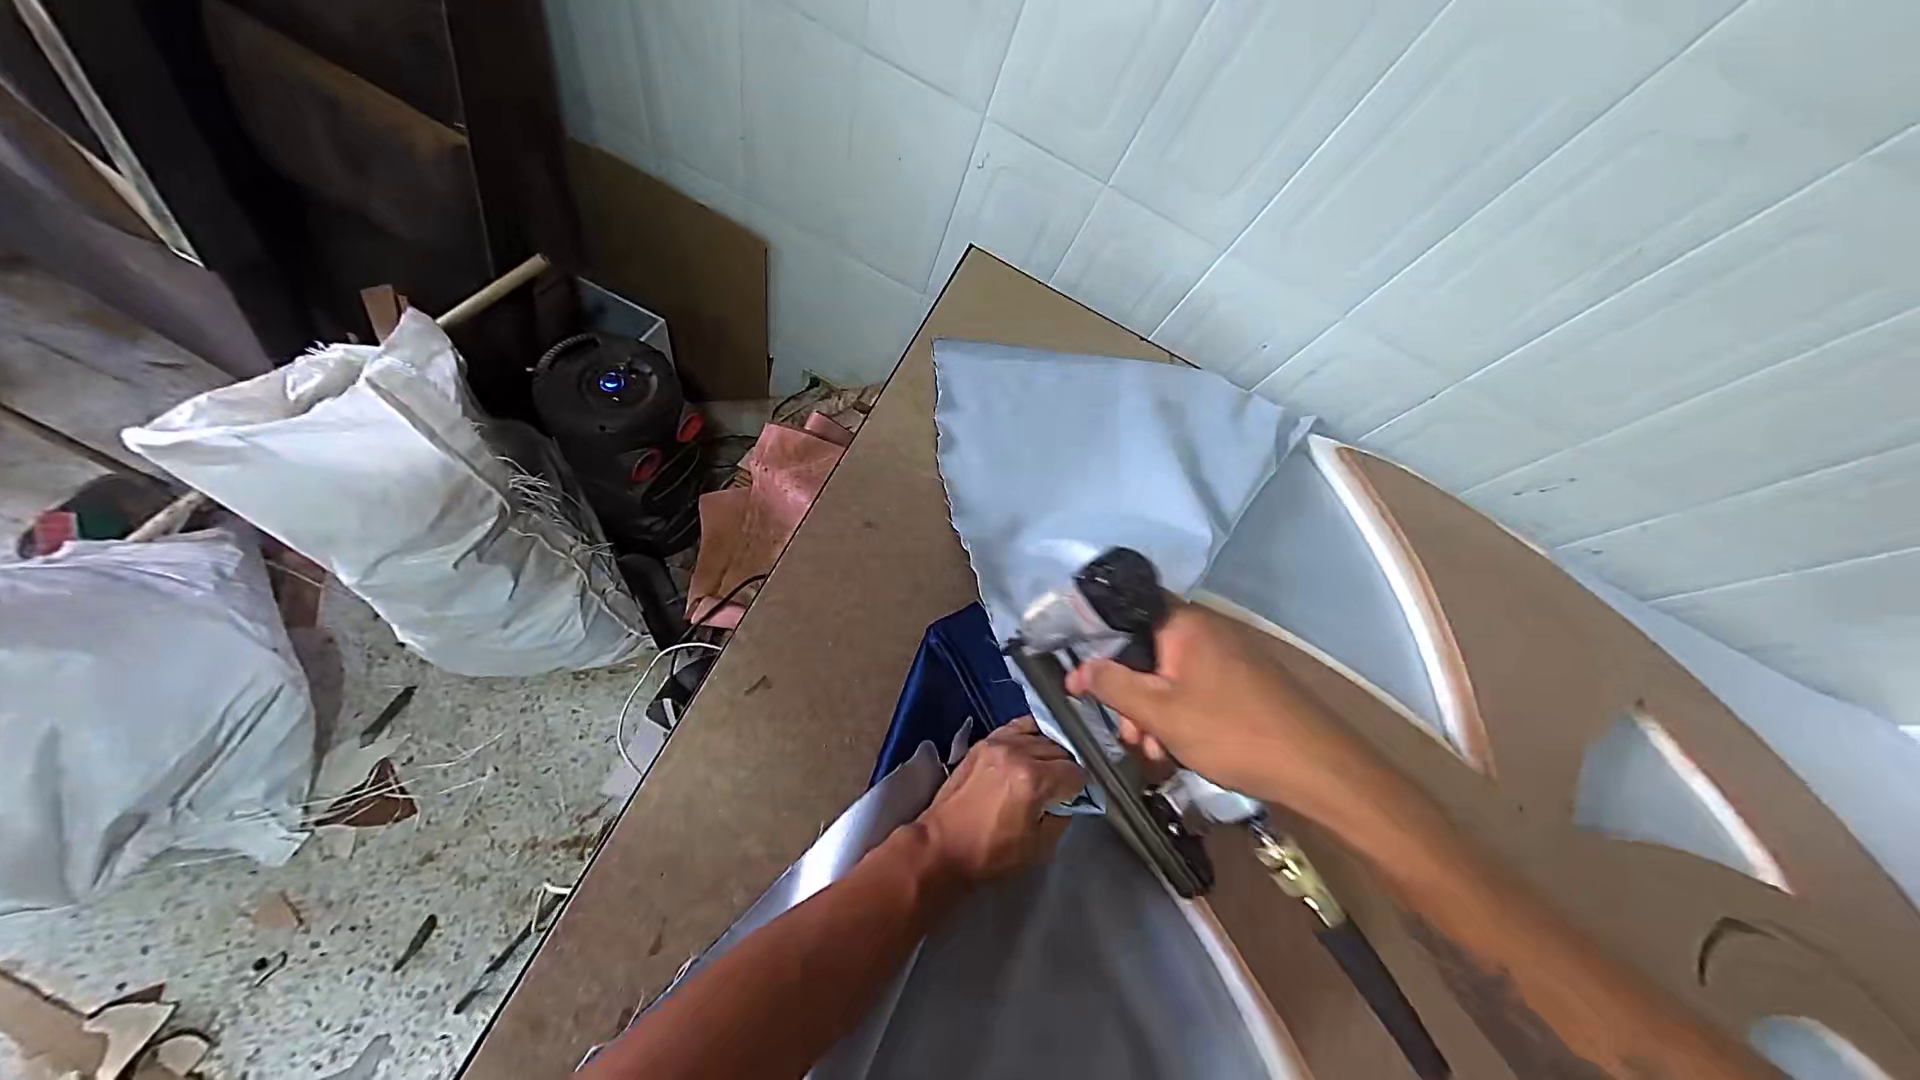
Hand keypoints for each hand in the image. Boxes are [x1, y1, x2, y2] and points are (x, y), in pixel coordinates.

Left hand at [917, 717, 1084, 882]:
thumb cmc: (991, 852)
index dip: (1081, 787)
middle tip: (1063, 787)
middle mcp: (1018, 753)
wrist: (943, 844)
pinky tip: (1033, 747)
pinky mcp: (985, 741)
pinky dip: (1030, 734)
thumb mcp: (1039, 846)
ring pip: (1041, 736)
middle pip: (1060, 750)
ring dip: (1050, 751)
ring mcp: (999, 742)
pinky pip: (1017, 727)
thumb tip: (1069, 799)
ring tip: (1048, 768)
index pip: (1075, 772)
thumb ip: (1062, 816)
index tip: (1076, 797)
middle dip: (1066, 769)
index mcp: (1033, 780)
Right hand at [1064, 602, 1373, 822]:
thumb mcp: (1158, 712)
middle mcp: (1205, 629)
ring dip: (1150, 710)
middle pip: (1144, 649)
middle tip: (1125, 730)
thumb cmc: (1231, 731)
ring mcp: (1226, 654)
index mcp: (1183, 623)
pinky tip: (1177, 748)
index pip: (1124, 611)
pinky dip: (1177, 713)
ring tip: (1152, 750)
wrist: (1318, 768)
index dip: (1096, 640)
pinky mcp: (1241, 680)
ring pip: (1167, 674)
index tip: (1081, 673)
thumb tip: (1077, 670)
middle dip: (1126, 691)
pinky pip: (1193, 687)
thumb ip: (1111, 685)